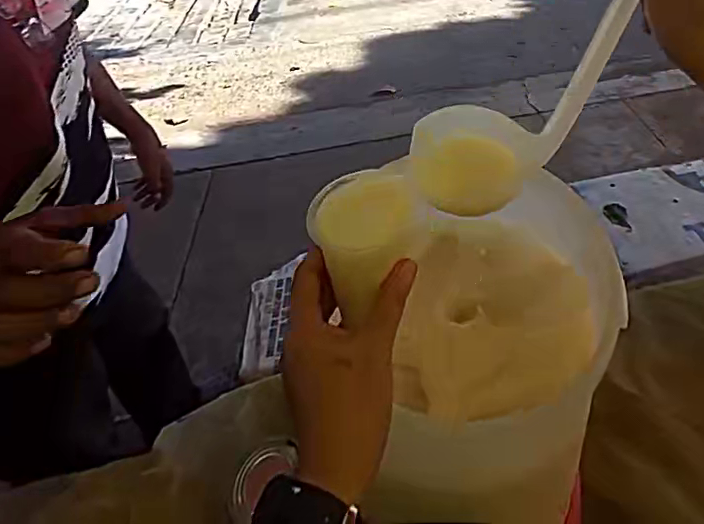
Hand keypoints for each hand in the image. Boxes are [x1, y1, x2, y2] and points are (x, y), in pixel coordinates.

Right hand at [0, 201, 127, 368]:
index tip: (83, 254)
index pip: (24, 252)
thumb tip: (122, 208)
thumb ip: (83, 215)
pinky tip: (44, 337)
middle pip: (14, 293)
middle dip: (60, 290)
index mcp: (0, 248)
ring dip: (44, 322)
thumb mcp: (42, 222)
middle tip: (90, 283)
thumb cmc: (8, 247)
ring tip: (73, 311)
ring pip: (2, 328)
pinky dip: (19, 351)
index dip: (57, 255)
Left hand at [131, 134, 175, 209]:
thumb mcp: (150, 171)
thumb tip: (157, 196)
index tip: (155, 209)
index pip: (169, 189)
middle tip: (143, 206)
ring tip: (136, 198)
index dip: (163, 200)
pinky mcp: (150, 162)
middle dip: (153, 198)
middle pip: (162, 187)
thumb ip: (154, 183)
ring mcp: (158, 165)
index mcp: (167, 172)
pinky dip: (143, 184)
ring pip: (154, 182)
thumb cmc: (147, 152)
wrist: (142, 137)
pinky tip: (135, 186)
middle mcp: (165, 169)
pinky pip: (148, 176)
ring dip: (146, 192)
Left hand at [281, 251, 416, 506]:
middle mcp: (298, 345)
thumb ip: (389, 304)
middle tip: (365, 248)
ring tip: (373, 275)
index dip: (320, 255)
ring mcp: (306, 364)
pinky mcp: (317, 379)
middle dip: (335, 273)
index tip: (342, 232)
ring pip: (321, 318)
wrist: (338, 469)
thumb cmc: (351, 403)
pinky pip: (328, 336)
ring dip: (342, 297)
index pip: (303, 280)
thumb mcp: (374, 349)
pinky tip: (372, 317)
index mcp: (302, 333)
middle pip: (311, 298)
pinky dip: (346, 319)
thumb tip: (405, 263)